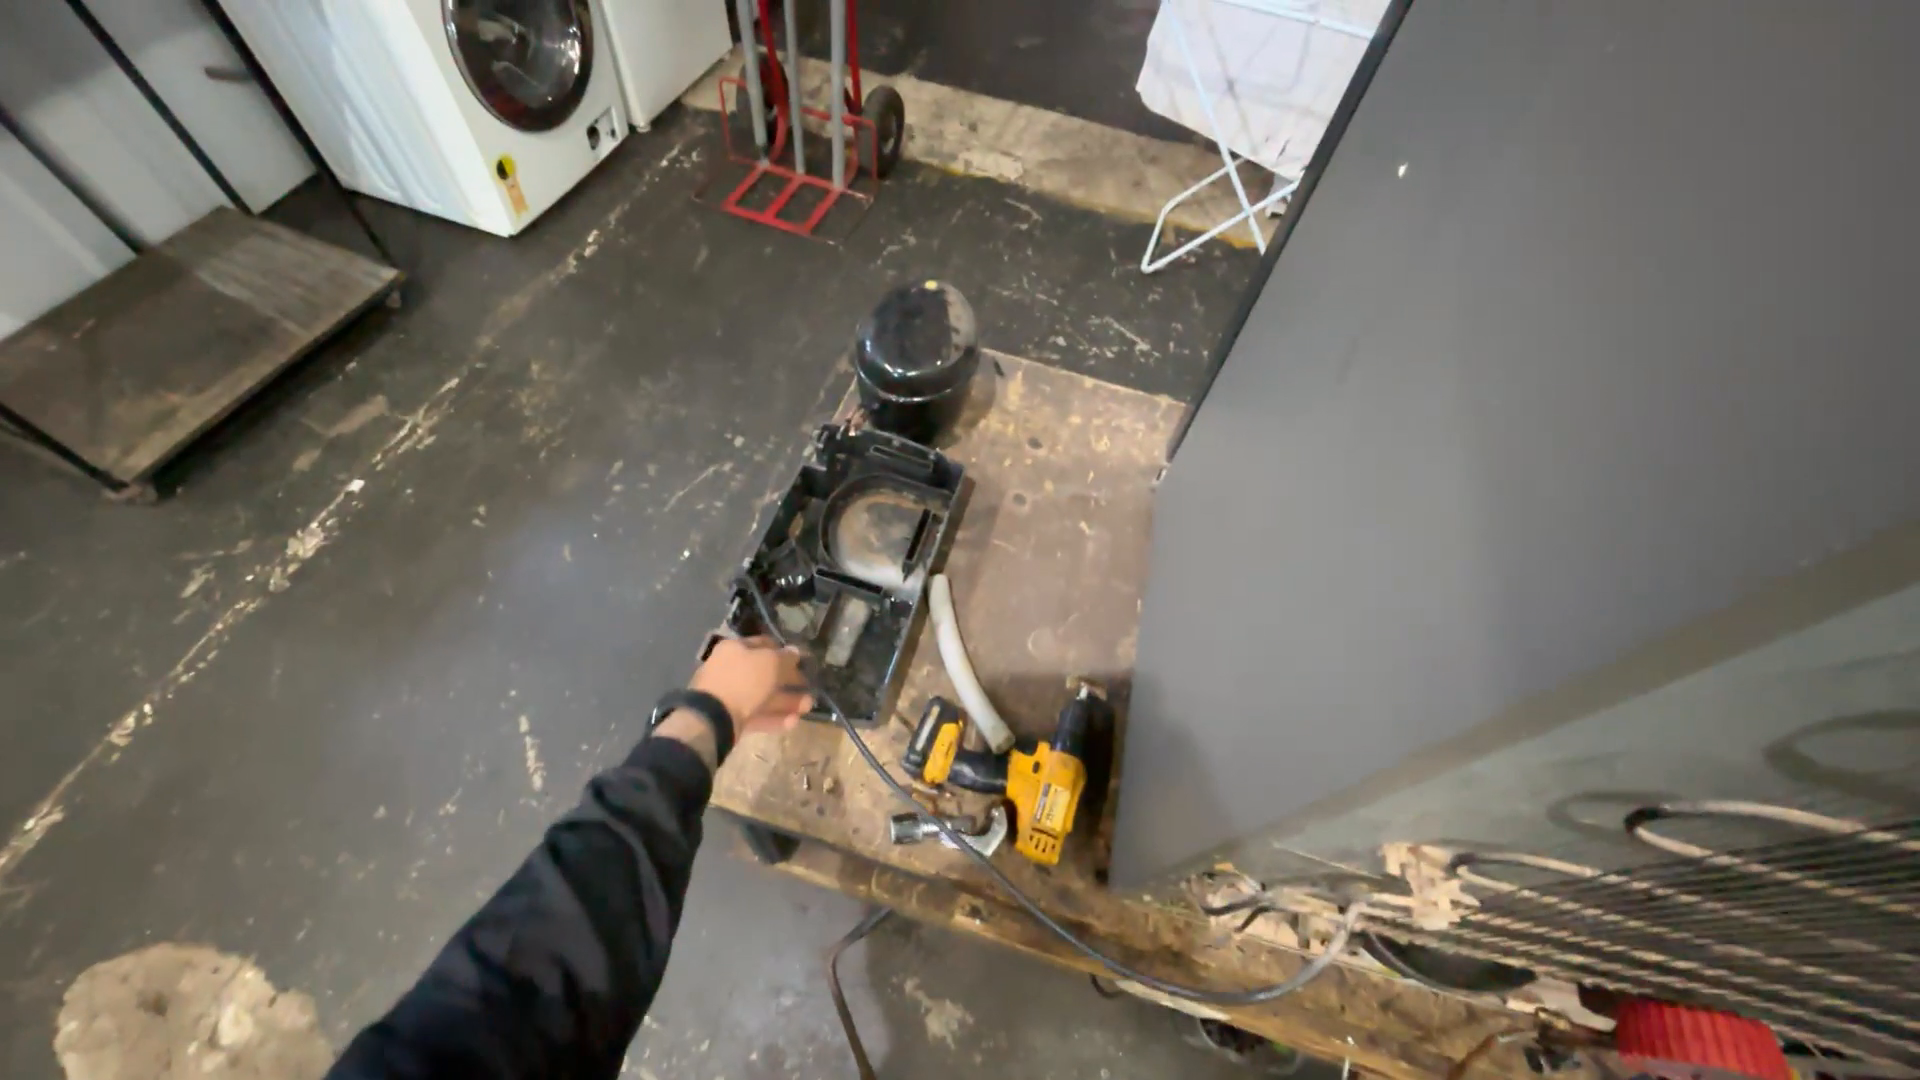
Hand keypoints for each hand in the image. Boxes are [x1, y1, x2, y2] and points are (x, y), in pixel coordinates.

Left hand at [689, 636, 813, 737]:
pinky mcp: (730, 717)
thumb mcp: (771, 662)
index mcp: (735, 648)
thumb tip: (796, 651)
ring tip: (806, 708)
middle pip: (764, 673)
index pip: (764, 644)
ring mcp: (729, 695)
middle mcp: (730, 669)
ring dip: (785, 701)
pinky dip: (774, 718)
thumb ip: (786, 657)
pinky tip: (792, 722)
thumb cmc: (744, 679)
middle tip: (808, 687)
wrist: (714, 717)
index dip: (784, 651)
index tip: (801, 661)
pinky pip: (756, 714)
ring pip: (762, 696)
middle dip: (788, 681)